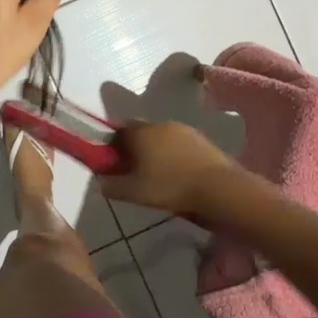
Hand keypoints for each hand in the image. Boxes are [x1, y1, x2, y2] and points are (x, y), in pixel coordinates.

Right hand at [101, 120, 241, 214]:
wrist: (218, 187)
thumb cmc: (169, 187)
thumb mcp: (134, 193)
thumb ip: (111, 186)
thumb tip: (100, 182)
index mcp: (140, 132)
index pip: (118, 130)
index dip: (113, 146)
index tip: (113, 163)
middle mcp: (160, 124)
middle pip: (140, 132)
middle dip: (134, 147)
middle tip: (135, 170)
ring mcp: (184, 129)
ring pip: (161, 137)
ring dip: (156, 150)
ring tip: (158, 174)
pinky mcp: (202, 139)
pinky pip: (180, 143)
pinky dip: (174, 154)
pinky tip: (178, 173)